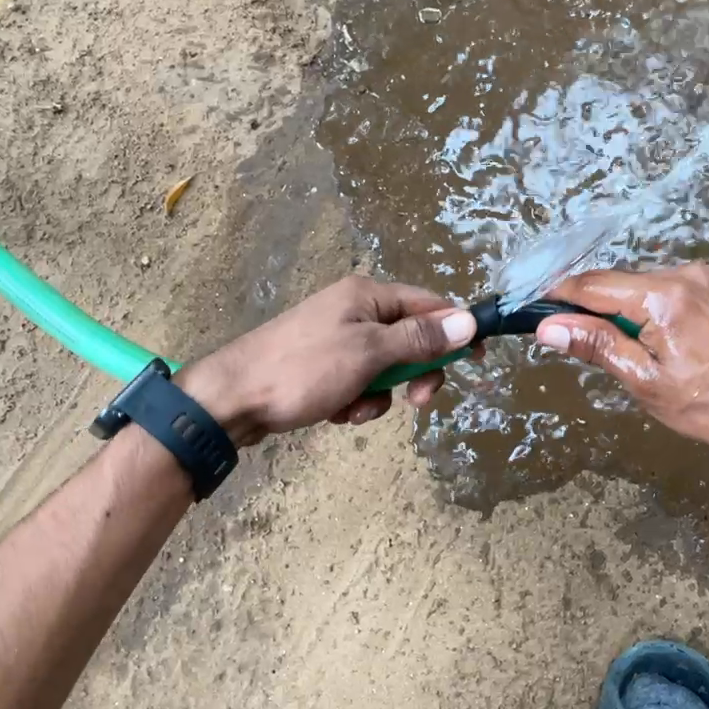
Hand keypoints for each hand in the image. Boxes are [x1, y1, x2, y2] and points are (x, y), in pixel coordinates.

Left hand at [174, 276, 476, 446]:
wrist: (232, 399)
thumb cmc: (303, 370)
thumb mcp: (368, 354)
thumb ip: (419, 339)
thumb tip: (469, 321)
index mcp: (367, 295)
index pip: (429, 304)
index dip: (456, 331)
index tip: (477, 361)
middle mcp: (354, 310)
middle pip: (410, 339)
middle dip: (415, 373)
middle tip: (417, 401)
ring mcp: (336, 339)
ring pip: (385, 368)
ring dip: (380, 395)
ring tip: (354, 408)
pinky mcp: (322, 366)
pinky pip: (359, 383)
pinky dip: (355, 401)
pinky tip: (335, 413)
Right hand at [535, 264, 708, 461]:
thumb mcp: (646, 382)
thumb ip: (597, 345)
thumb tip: (549, 327)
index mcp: (663, 296)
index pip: (594, 285)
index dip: (562, 294)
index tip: (540, 305)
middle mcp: (690, 273)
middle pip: (627, 284)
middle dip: (607, 308)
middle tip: (603, 345)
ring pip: (660, 285)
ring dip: (645, 308)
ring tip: (656, 349)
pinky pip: (694, 289)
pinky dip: (680, 307)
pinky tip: (693, 340)